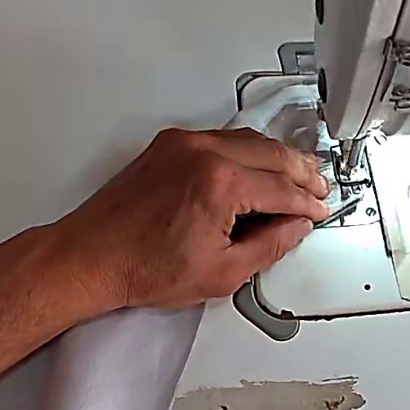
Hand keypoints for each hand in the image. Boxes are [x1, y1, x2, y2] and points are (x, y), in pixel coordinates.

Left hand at [47, 128, 329, 310]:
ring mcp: (183, 144)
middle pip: (273, 154)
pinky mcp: (169, 144)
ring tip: (298, 172)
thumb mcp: (221, 272)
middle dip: (303, 172)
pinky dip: (248, 149)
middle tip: (318, 187)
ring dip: (279, 155)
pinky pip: (222, 137)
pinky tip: (258, 162)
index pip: (282, 189)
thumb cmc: (141, 266)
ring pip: (250, 139)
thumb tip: (294, 227)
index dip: (307, 203)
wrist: (91, 257)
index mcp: (219, 184)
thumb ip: (269, 245)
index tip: (318, 210)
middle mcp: (202, 153)